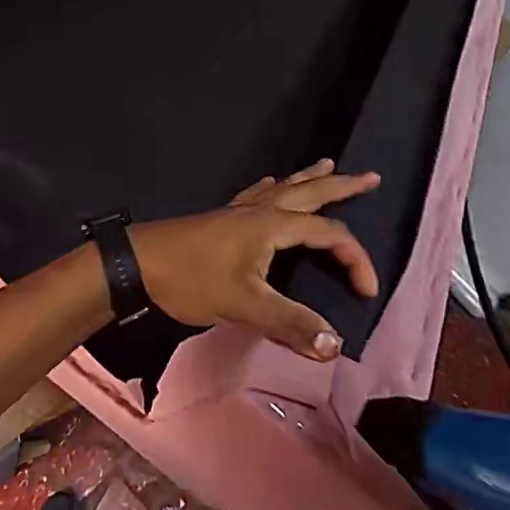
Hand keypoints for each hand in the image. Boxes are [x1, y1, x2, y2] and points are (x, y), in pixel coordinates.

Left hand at [124, 159, 380, 361]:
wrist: (138, 263)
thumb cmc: (191, 280)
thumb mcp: (243, 304)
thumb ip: (289, 322)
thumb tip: (335, 344)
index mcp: (271, 225)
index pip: (328, 233)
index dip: (354, 259)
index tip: (366, 291)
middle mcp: (260, 211)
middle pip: (309, 192)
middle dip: (342, 186)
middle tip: (371, 177)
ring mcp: (239, 211)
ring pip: (283, 188)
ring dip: (309, 179)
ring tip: (328, 165)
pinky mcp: (222, 218)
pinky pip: (257, 194)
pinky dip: (272, 187)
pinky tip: (269, 183)